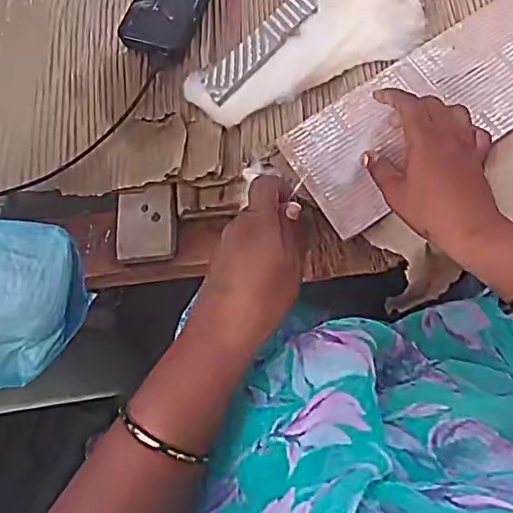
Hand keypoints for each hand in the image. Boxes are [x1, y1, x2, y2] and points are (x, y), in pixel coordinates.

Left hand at [190, 175, 304, 346]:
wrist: (222, 329)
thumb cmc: (264, 296)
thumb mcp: (292, 265)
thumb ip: (293, 232)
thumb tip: (292, 209)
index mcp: (258, 219)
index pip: (265, 183)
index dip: (282, 188)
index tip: (295, 205)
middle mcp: (237, 224)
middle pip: (257, 207)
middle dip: (276, 218)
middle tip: (294, 242)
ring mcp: (224, 241)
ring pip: (249, 227)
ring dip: (264, 238)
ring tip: (279, 266)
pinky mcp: (217, 259)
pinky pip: (239, 244)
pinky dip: (252, 252)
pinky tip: (261, 278)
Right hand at [362, 89, 512, 263]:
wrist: (472, 230)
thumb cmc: (436, 213)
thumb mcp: (396, 193)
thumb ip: (380, 170)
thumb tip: (371, 158)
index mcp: (425, 141)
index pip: (409, 105)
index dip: (392, 96)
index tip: (382, 97)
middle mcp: (448, 137)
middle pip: (431, 104)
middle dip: (411, 104)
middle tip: (395, 118)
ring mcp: (466, 145)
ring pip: (455, 111)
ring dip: (438, 110)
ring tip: (425, 121)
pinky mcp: (479, 157)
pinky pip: (474, 131)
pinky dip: (463, 127)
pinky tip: (456, 136)